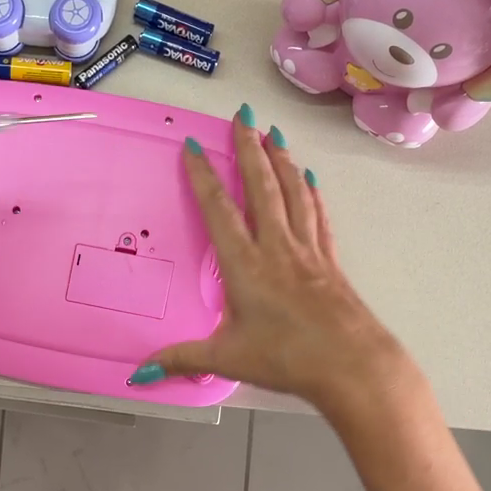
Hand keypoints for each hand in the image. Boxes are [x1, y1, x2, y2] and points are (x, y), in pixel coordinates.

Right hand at [145, 109, 413, 414]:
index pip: (219, 210)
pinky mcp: (329, 262)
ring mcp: (308, 252)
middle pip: (262, 187)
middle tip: (242, 116)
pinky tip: (309, 179)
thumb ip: (181, 360)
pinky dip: (310, 193)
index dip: (203, 177)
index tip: (192, 147)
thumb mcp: (226, 359)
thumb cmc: (287, 359)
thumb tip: (137, 374)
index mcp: (246, 265)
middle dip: (249, 149)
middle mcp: (277, 248)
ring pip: (293, 193)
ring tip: (273, 133)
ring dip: (281, 161)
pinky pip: (317, 216)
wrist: (353, 366)